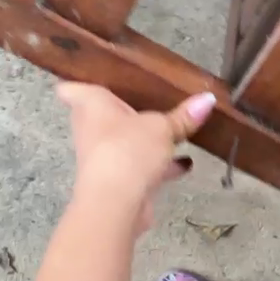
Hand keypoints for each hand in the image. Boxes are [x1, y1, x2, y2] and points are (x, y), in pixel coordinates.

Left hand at [57, 83, 214, 231]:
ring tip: (171, 129)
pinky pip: (142, 166)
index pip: (71, 89)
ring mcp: (105, 157)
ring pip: (124, 142)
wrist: (116, 202)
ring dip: (143, 140)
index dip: (79, 82)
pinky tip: (186, 162)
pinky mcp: (120, 181)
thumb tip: (207, 98)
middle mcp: (92, 130)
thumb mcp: (162, 127)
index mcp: (92, 106)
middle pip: (101, 115)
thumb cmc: (128, 149)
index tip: (94, 77)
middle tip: (142, 98)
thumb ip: (183, 116)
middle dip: (120, 111)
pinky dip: (161, 165)